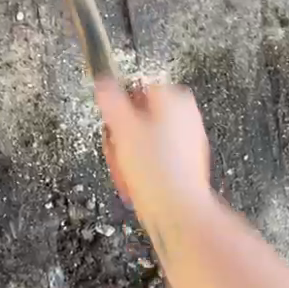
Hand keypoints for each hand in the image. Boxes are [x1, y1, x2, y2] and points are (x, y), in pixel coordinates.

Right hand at [95, 79, 212, 214]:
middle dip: (122, 134)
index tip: (112, 123)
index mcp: (175, 98)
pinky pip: (154, 158)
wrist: (176, 207)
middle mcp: (185, 116)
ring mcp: (186, 141)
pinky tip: (137, 180)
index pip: (137, 89)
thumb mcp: (122, 126)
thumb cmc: (155, 167)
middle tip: (118, 149)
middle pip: (139, 115)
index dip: (119, 107)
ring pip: (144, 139)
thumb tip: (103, 80)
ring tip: (127, 169)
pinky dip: (142, 167)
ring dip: (129, 153)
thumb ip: (110, 98)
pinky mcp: (183, 163)